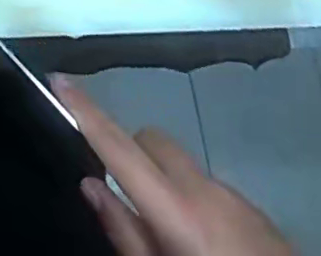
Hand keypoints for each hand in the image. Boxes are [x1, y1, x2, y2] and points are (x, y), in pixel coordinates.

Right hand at [51, 74, 293, 255]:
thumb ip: (126, 236)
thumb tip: (92, 185)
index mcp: (177, 212)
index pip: (118, 146)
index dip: (85, 111)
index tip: (58, 80)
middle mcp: (206, 192)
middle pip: (151, 140)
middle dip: (129, 152)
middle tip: (124, 197)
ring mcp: (238, 201)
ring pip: (182, 166)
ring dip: (163, 181)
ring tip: (170, 236)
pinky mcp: (262, 217)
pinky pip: (212, 189)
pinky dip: (194, 200)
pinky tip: (206, 247)